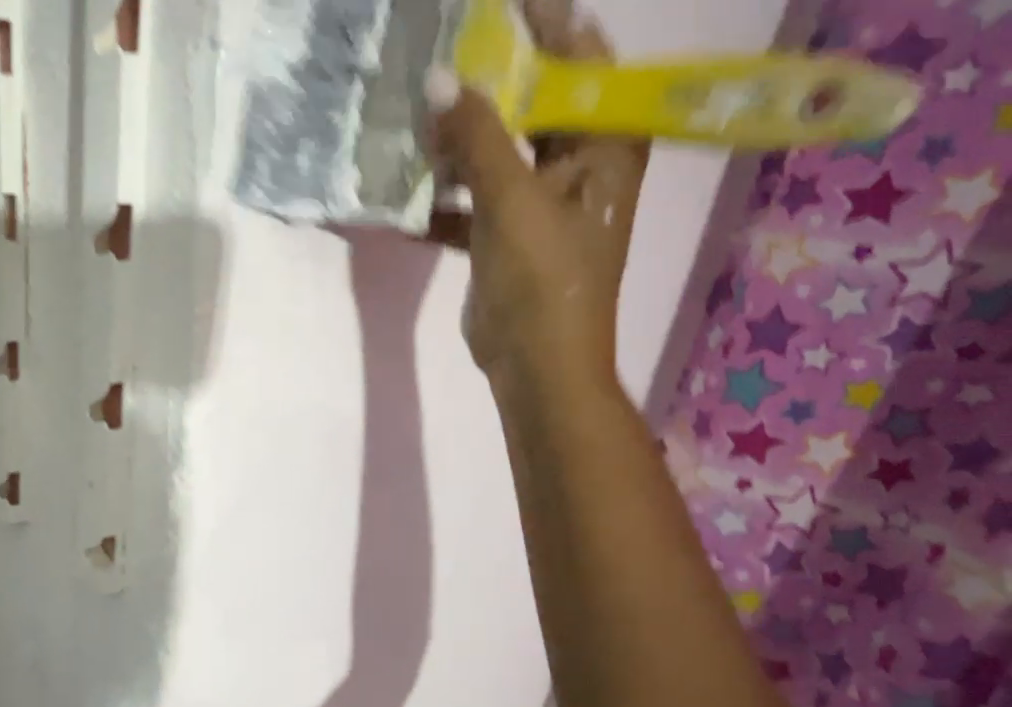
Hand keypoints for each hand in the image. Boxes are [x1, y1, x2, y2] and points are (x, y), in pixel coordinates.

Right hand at [424, 6, 648, 383]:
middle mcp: (578, 165)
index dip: (548, 26)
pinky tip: (406, 196)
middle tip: (441, 59)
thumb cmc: (543, 280)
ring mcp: (540, 203)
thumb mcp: (513, 200)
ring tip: (414, 120)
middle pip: (535, 105)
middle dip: (489, 85)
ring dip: (458, 142)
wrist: (536, 365)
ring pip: (497, 154)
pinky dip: (444, 198)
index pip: (585, 61)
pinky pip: (472, 201)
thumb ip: (479, 137)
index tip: (502, 1)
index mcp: (605, 145)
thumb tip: (442, 77)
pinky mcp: (506, 238)